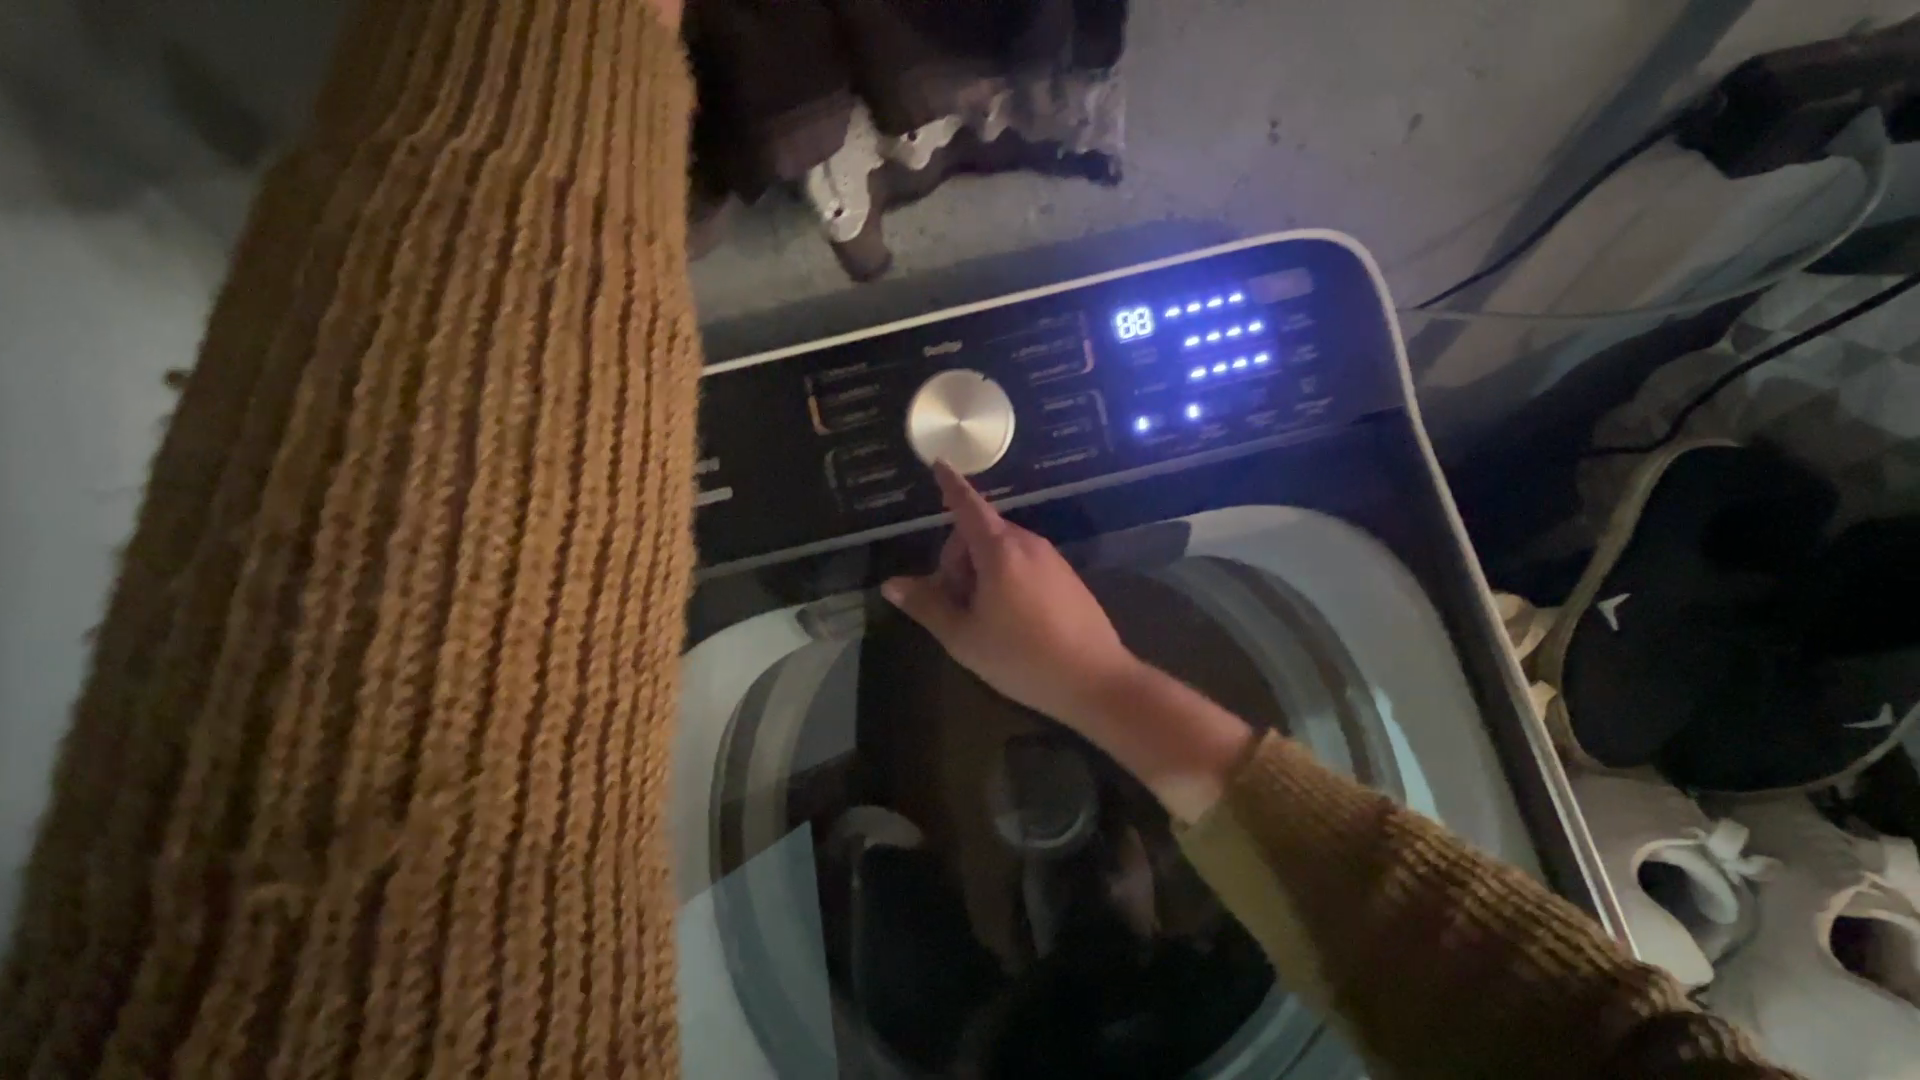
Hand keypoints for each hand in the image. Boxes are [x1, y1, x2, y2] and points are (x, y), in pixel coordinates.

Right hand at [881, 462, 1141, 733]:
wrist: (1095, 680)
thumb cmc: (1021, 657)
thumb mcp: (963, 637)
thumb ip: (927, 606)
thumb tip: (891, 584)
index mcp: (999, 550)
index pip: (967, 506)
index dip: (950, 486)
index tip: (939, 463)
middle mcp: (1027, 544)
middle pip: (978, 534)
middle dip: (957, 561)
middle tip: (955, 607)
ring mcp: (1051, 559)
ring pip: (1001, 551)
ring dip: (980, 572)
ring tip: (982, 620)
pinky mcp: (1066, 577)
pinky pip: (1023, 564)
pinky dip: (1004, 579)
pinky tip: (1010, 622)